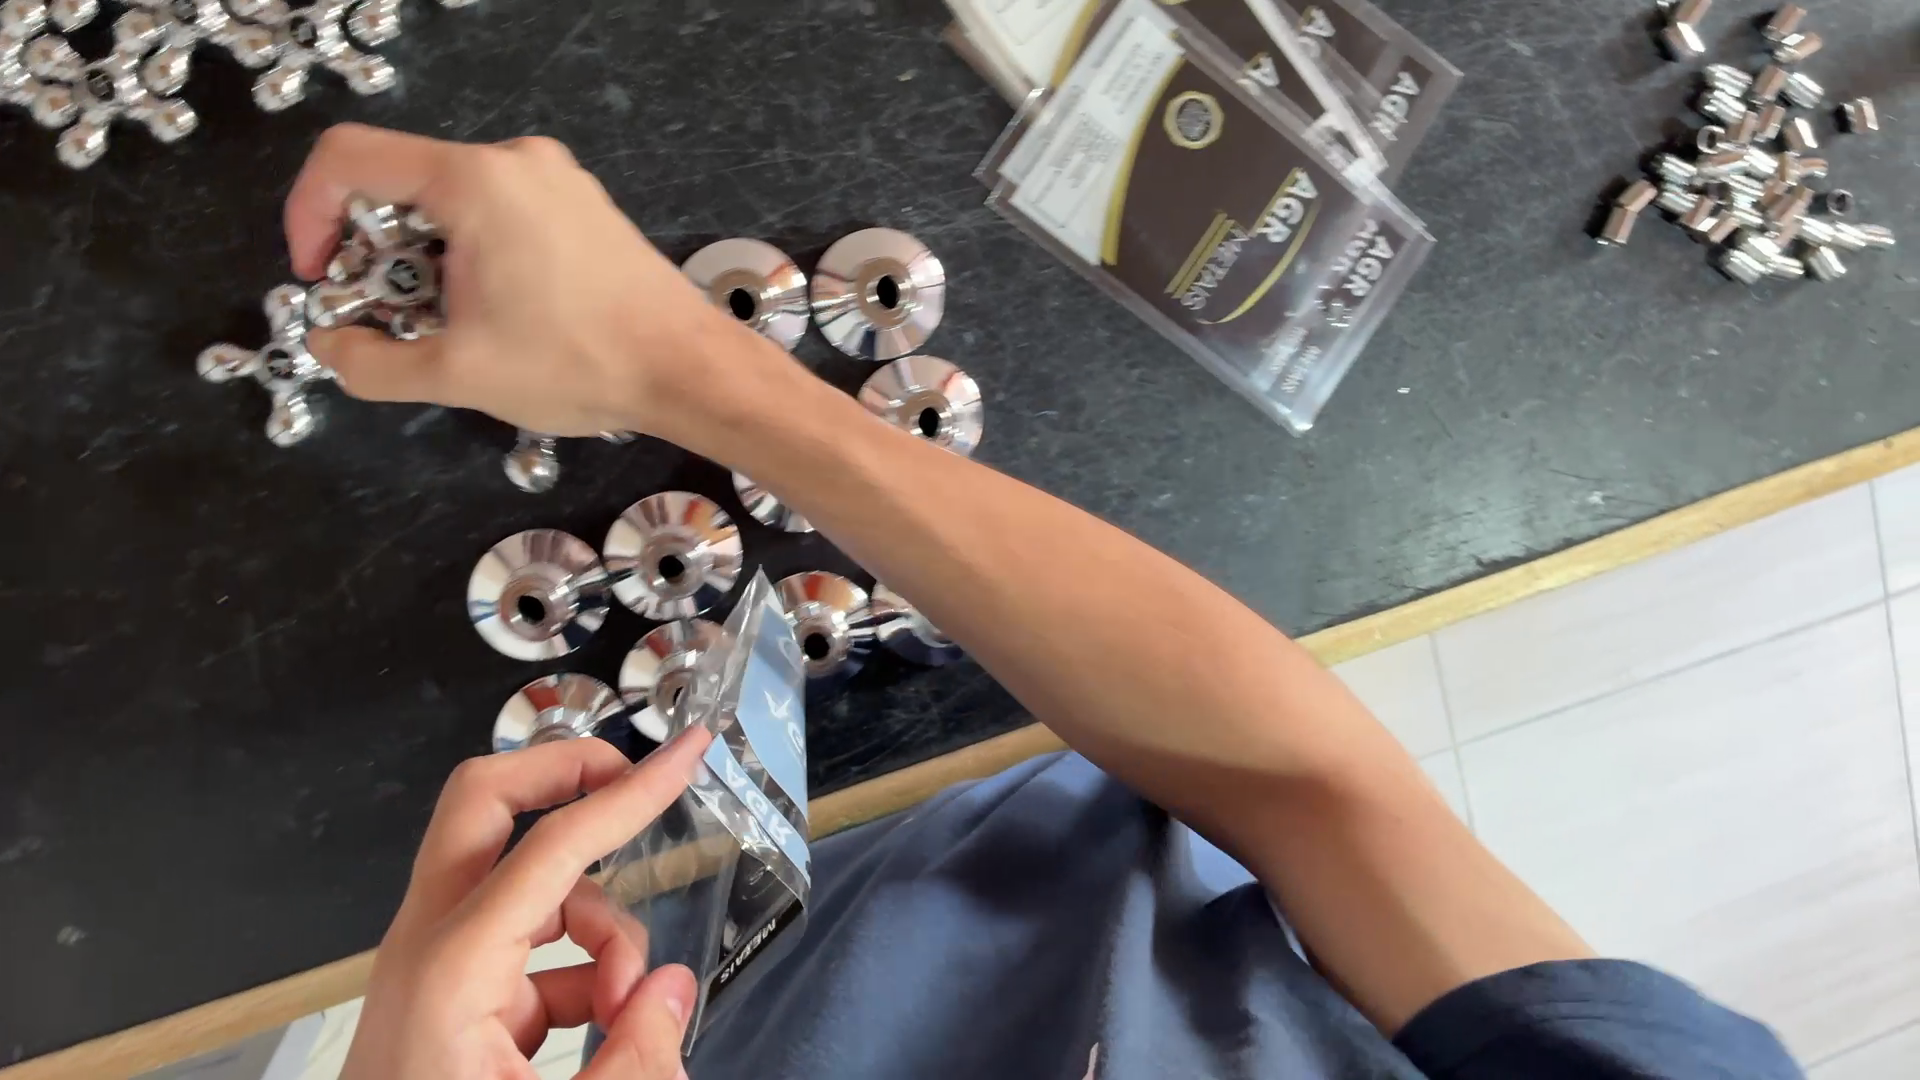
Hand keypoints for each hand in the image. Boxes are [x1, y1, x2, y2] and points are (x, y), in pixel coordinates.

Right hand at [283, 124, 762, 438]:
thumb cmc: (579, 364)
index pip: (348, 160)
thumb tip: (328, 346)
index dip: (310, 215)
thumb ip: (371, 363)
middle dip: (383, 251)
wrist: (693, 371)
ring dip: (439, 261)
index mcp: (476, 179)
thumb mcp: (460, 373)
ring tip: (462, 325)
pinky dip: (489, 256)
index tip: (320, 278)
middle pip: (411, 185)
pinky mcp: (597, 214)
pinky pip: (516, 219)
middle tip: (396, 316)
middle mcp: (522, 163)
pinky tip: (513, 313)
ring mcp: (568, 185)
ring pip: (466, 207)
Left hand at [342, 729, 714, 1079]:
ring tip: (631, 1007)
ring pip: (533, 883)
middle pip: (483, 802)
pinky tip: (607, 1028)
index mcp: (451, 972)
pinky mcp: (456, 1003)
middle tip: (634, 778)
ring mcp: (439, 972)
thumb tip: (671, 987)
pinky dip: (587, 967)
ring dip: (602, 920)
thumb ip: (640, 1059)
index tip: (692, 751)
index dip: (634, 790)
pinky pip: (539, 944)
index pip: (556, 843)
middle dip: (565, 773)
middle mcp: (432, 949)